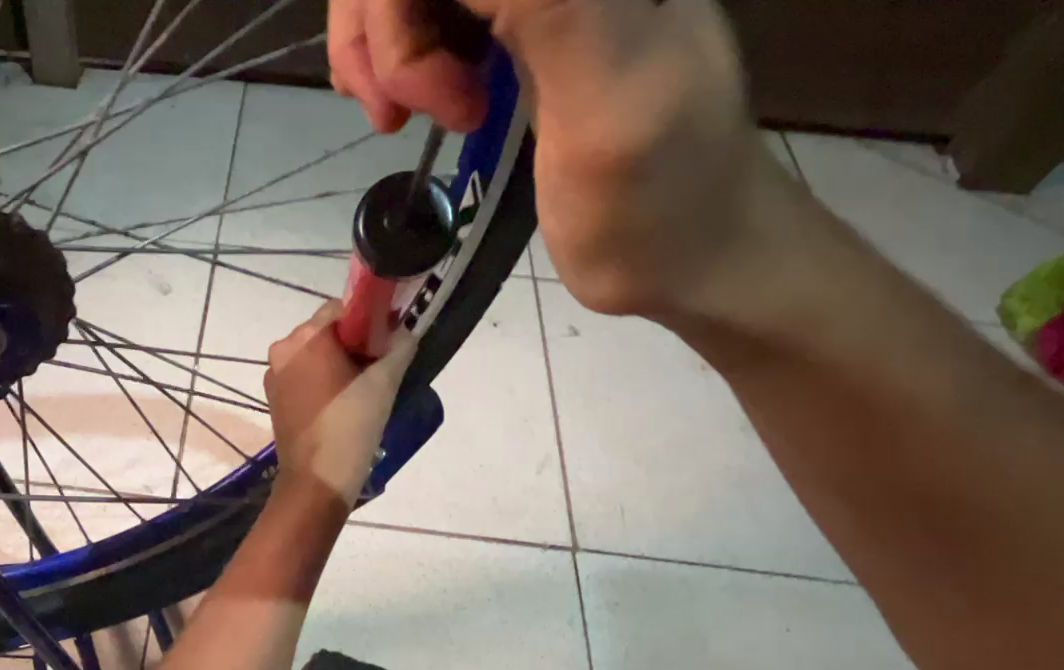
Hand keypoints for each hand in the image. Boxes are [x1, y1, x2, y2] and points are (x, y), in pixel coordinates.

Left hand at [265, 301, 415, 504]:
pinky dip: (322, 380)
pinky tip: (342, 402)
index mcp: (306, 338)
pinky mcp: (274, 398)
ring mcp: (274, 375)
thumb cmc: (350, 427)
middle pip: (326, 331)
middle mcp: (283, 349)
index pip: (343, 308)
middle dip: (353, 343)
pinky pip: (303, 375)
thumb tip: (403, 332)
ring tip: (362, 390)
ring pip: (314, 354)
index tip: (388, 342)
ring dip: (338, 363)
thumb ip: (398, 347)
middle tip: (379, 369)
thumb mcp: (384, 383)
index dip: (369, 321)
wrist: (317, 481)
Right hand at [329, 0, 811, 321]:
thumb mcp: (608, 108)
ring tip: (396, 119)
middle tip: (400, 119)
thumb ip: (549, 7)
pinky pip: (423, 12)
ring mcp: (539, 0)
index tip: (420, 106)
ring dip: (376, 49)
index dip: (398, 20)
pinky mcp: (520, 29)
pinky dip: (389, 57)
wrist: (688, 250)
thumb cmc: (654, 202)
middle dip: (380, 35)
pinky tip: (401, 105)